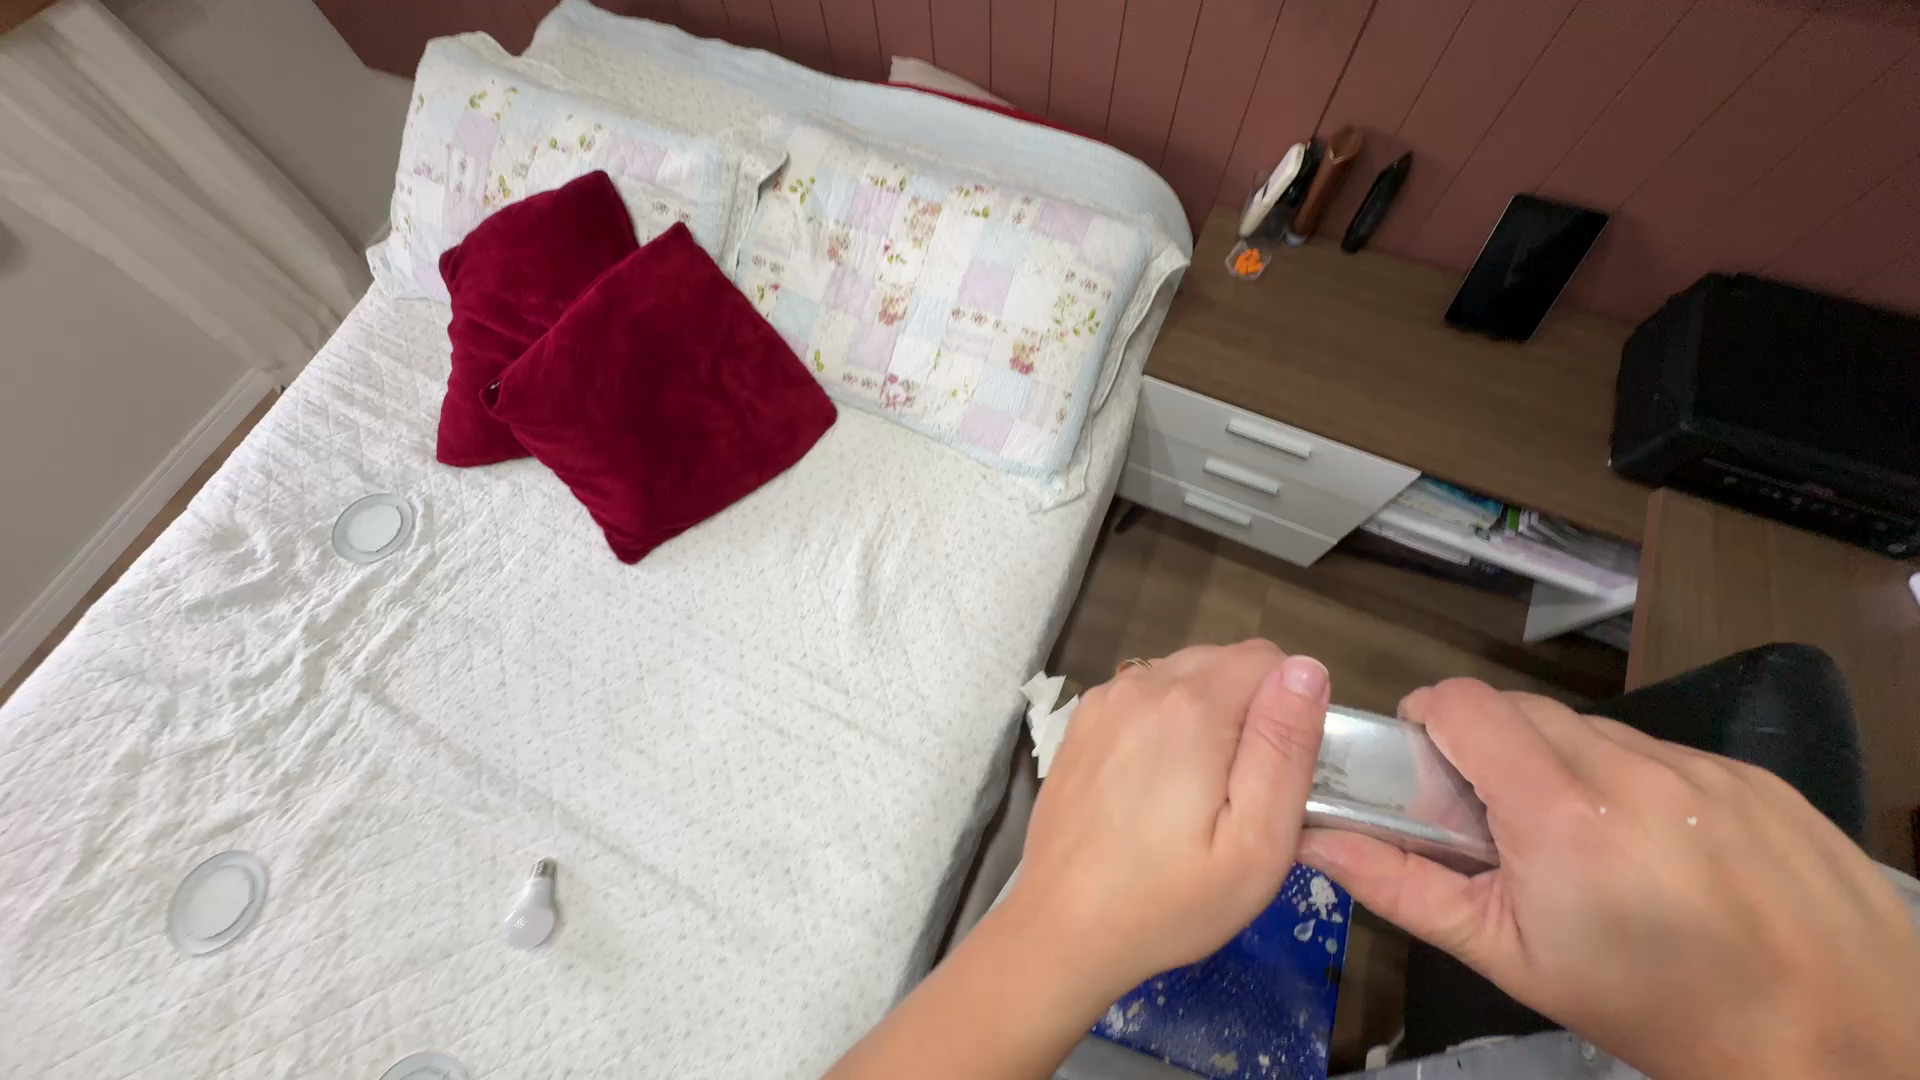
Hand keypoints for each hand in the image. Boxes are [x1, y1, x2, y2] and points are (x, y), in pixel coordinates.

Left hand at [1002, 640, 1331, 998]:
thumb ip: (1284, 745)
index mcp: (1189, 706)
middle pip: (1221, 661)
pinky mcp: (1080, 722)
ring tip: (1193, 791)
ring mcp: (1102, 700)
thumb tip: (1306, 667)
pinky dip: (1161, 721)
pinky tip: (1152, 782)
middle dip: (1246, 708)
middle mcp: (1140, 685)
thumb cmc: (1170, 898)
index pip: (1267, 658)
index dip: (1287, 707)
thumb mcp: (1256, 841)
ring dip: (1203, 712)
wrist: (1064, 924)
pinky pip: (1141, 695)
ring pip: (1180, 675)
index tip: (1273, 768)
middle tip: (1236, 790)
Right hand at [1297, 678, 1919, 1079]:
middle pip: (1518, 708)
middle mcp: (1630, 770)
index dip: (1428, 717)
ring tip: (1582, 836)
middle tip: (1496, 813)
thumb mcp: (1507, 956)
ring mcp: (1701, 767)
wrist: (1856, 1055)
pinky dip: (1629, 780)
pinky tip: (1655, 844)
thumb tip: (1309, 839)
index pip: (1462, 703)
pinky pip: (1654, 750)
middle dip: (1486, 743)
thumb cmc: (1649, 1007)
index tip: (1425, 760)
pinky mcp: (1753, 775)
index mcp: (1560, 814)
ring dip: (1559, 762)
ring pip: (1585, 728)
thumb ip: (1399, 885)